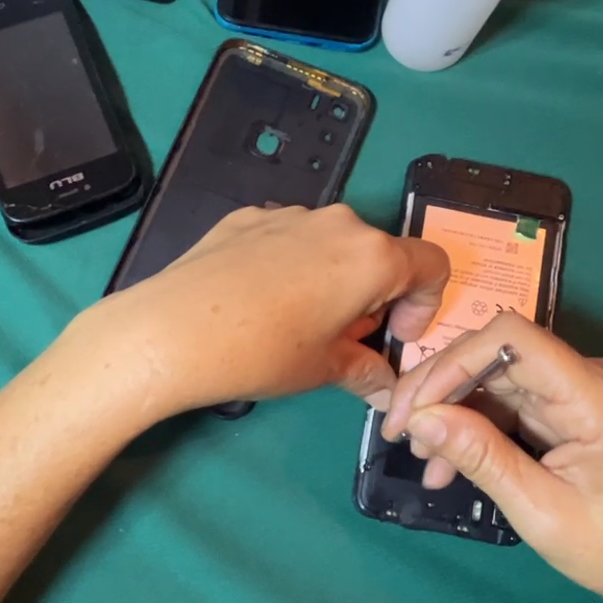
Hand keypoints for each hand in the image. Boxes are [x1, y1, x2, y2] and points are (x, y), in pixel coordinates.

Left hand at [78, 205, 448, 417]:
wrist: (171, 330)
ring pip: (331, 244)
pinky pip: (288, 238)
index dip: (423, 304)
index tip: (392, 336)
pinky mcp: (246, 217)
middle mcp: (337, 223)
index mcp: (372, 255)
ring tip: (295, 321)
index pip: (431, 264)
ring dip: (332, 279)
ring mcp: (287, 214)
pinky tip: (256, 300)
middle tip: (342, 338)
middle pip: (378, 253)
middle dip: (373, 296)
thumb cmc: (263, 352)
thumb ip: (366, 372)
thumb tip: (385, 389)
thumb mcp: (322, 369)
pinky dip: (291, 265)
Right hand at [379, 312, 602, 602]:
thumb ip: (481, 458)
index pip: (510, 338)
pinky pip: (514, 403)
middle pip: (496, 357)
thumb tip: (421, 419)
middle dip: (441, 392)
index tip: (415, 410)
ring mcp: (584, 391)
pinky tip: (452, 464)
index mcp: (597, 397)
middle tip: (401, 435)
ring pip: (498, 380)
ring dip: (455, 415)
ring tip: (425, 461)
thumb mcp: (542, 513)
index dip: (452, 362)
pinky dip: (479, 429)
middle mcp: (592, 378)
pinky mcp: (576, 408)